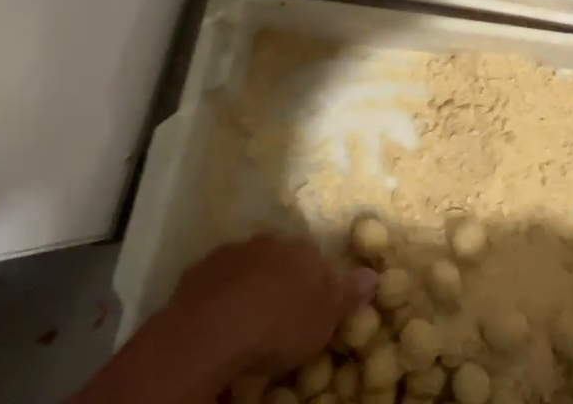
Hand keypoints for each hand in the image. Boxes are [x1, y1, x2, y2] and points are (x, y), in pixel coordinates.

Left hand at [172, 233, 375, 369]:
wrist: (213, 330)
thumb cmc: (280, 324)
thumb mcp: (325, 317)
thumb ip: (349, 293)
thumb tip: (374, 274)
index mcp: (304, 250)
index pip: (318, 258)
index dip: (318, 280)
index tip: (316, 303)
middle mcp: (270, 242)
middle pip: (283, 256)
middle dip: (284, 276)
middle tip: (283, 309)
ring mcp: (233, 252)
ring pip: (249, 263)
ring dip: (252, 281)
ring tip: (250, 313)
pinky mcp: (198, 270)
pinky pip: (218, 279)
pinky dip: (222, 292)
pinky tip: (222, 315)